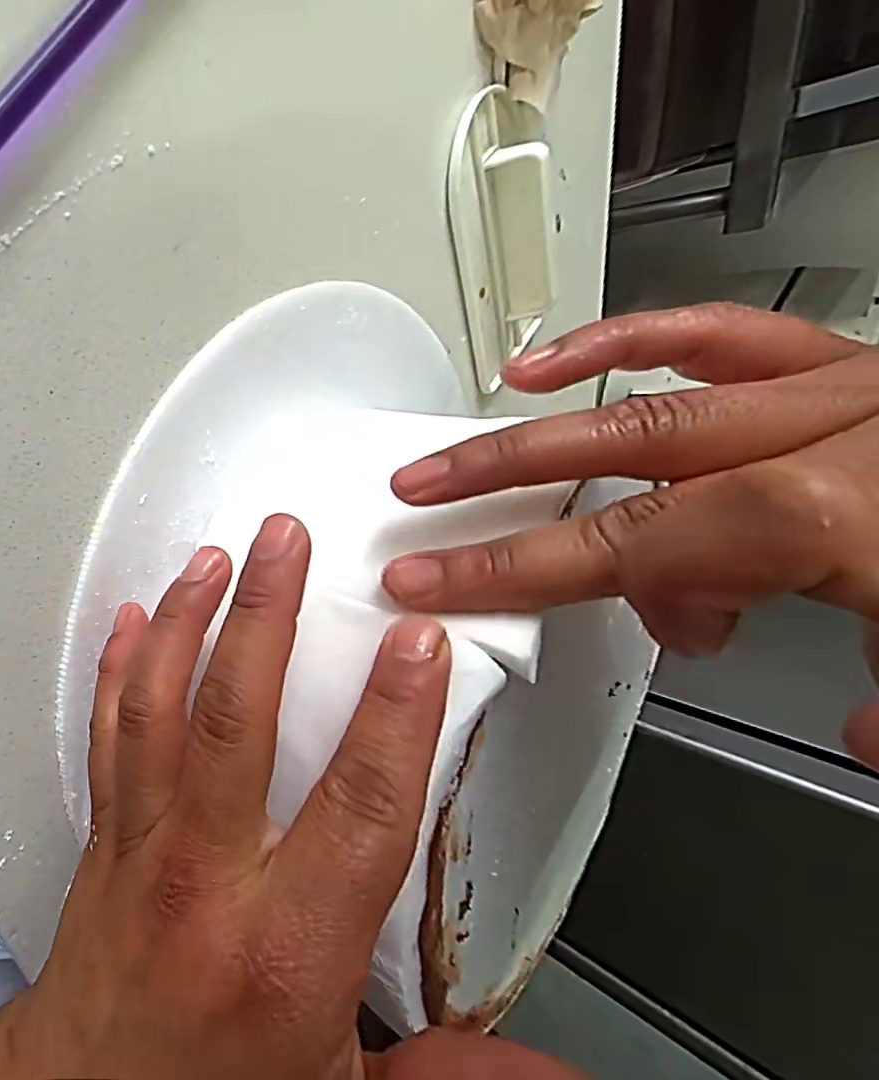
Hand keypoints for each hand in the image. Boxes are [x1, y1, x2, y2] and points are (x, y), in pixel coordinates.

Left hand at [0, 519, 578, 1078]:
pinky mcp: (103, 828)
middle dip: (261, 618)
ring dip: (184, 624)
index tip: (411, 641)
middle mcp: (206, 870)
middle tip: (280, 544)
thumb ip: (455, 1073)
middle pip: (235, 719)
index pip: (358, 805)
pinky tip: (131, 623)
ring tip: (209, 560)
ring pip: (159, 707)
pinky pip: (107, 734)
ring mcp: (141, 838)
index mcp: (287, 942)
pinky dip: (117, 671)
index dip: (392, 715)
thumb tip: (552, 1069)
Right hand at [378, 303, 878, 766]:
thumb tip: (838, 716)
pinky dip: (628, 341)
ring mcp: (864, 390)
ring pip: (649, 401)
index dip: (541, 581)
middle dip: (495, 503)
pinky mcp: (876, 368)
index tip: (455, 596)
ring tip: (446, 459)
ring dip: (528, 433)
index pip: (643, 553)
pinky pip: (729, 335)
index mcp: (853, 515)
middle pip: (616, 471)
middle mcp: (849, 436)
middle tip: (414, 529)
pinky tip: (552, 363)